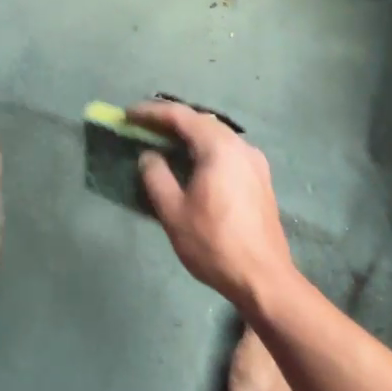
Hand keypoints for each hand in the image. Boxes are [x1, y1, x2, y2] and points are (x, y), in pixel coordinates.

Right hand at [132, 101, 295, 308]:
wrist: (263, 278)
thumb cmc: (214, 243)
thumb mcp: (173, 211)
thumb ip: (156, 176)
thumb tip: (149, 156)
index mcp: (219, 148)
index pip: (181, 117)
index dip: (152, 113)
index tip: (128, 115)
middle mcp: (241, 146)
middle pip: (202, 122)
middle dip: (171, 121)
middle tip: (143, 126)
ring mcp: (255, 162)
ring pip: (217, 136)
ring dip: (190, 135)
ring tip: (164, 143)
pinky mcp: (260, 179)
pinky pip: (228, 152)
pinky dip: (206, 149)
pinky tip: (193, 164)